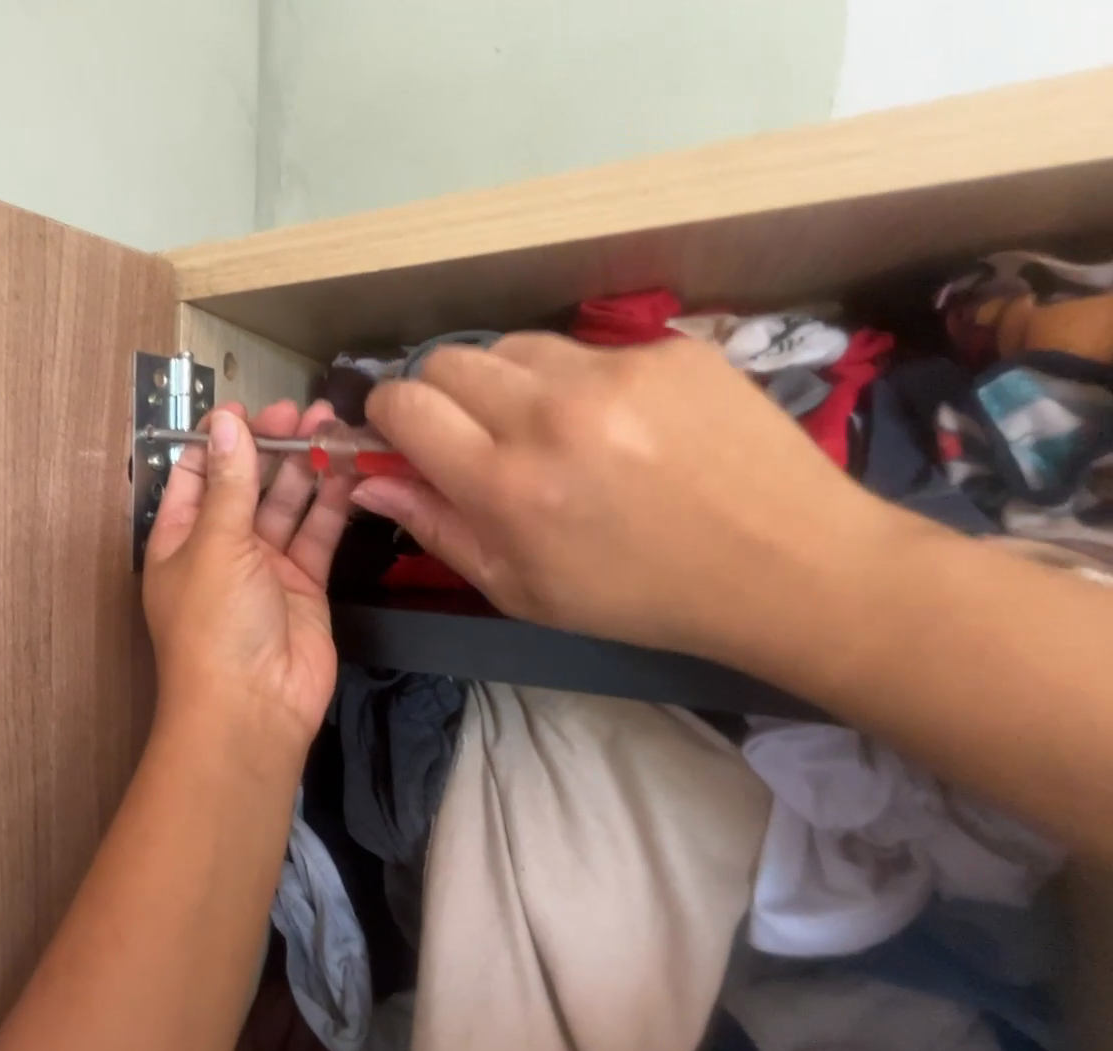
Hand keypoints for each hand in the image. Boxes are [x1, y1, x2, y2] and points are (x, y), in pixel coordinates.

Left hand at [142, 401, 358, 750]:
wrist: (253, 708)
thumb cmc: (214, 624)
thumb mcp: (215, 544)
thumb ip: (229, 482)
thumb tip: (223, 421)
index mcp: (179, 536)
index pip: (194, 473)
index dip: (219, 439)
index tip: (248, 408)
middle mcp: (220, 546)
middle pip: (246, 483)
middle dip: (271, 447)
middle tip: (303, 412)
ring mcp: (264, 566)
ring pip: (286, 504)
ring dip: (306, 468)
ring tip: (333, 427)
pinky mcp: (304, 584)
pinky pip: (318, 534)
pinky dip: (333, 504)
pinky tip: (350, 469)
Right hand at [351, 334, 917, 659]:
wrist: (790, 567)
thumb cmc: (636, 595)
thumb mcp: (516, 588)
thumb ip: (433, 525)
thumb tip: (369, 481)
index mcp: (506, 483)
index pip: (404, 404)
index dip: (386, 413)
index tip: (400, 433)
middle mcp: (550, 414)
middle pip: (444, 360)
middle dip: (438, 394)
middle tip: (471, 433)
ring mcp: (615, 372)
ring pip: (511, 346)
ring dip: (505, 382)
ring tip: (547, 427)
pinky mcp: (669, 349)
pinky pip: (586, 349)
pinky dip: (578, 382)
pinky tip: (619, 424)